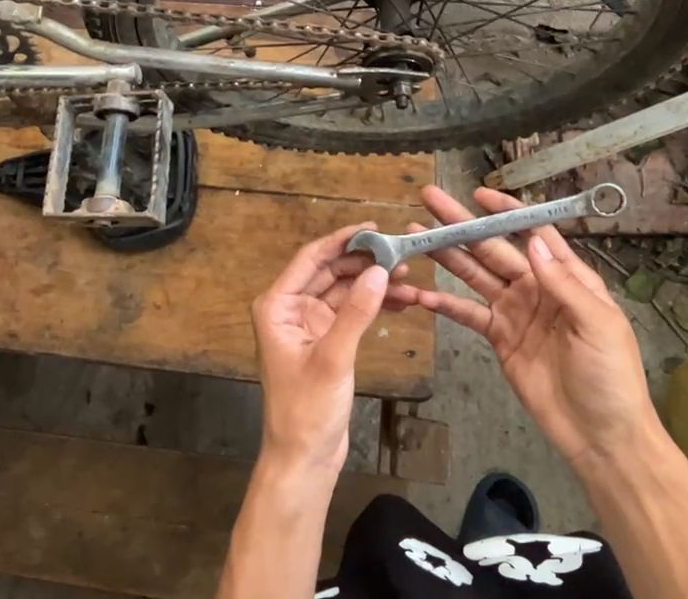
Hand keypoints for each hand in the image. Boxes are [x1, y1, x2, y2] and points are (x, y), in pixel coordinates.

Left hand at [251, 223, 420, 473]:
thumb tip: (379, 270)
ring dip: (373, 284)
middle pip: (330, 271)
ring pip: (344, 291)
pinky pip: (351, 312)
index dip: (342, 240)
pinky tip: (401, 301)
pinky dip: (373, 305)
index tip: (374, 228)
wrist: (304, 459)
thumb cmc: (307, 410)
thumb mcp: (333, 358)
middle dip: (364, 263)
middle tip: (402, 256)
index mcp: (277, 305)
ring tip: (409, 278)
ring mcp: (309, 325)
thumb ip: (356, 313)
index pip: (311, 258)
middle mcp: (290, 308)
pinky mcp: (327, 341)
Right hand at [408, 185, 658, 472]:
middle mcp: (537, 287)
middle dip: (462, 224)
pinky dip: (444, 304)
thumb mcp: (599, 325)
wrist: (603, 437)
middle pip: (493, 248)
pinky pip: (468, 315)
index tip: (478, 195)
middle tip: (430, 199)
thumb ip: (564, 285)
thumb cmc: (612, 377)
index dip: (506, 211)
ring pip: (474, 275)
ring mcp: (515, 312)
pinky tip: (419, 293)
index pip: (533, 232)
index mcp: (566, 278)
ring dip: (446, 255)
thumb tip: (534, 242)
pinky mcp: (500, 339)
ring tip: (415, 236)